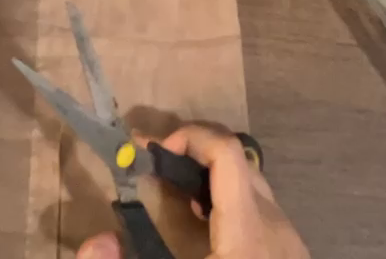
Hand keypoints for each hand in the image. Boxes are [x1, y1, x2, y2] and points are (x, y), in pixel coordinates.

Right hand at [75, 124, 309, 258]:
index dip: (189, 138)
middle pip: (238, 162)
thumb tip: (93, 243)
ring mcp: (289, 243)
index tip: (152, 155)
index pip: (225, 151)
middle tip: (153, 173)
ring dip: (211, 184)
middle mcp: (274, 225)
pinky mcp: (292, 258)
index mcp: (248, 229)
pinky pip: (260, 214)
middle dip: (193, 158)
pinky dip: (230, 209)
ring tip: (174, 206)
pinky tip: (205, 240)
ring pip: (251, 188)